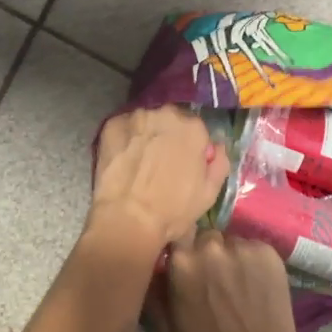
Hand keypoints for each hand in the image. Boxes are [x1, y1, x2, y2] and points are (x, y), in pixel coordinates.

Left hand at [88, 107, 228, 248]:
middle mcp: (165, 113)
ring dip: (146, 135)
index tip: (184, 163)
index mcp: (192, 127)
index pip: (196, 129)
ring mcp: (136, 116)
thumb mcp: (209, 193)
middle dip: (168, 136)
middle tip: (161, 161)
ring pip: (146, 122)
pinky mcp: (112, 123)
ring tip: (140, 161)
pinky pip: (124, 127)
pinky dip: (125, 139)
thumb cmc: (173, 210)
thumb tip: (216, 146)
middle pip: (170, 120)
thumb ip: (219, 163)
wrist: (127, 218)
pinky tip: (123, 159)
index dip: (191, 147)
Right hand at [149, 231, 303, 331]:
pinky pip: (254, 247)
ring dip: (231, 256)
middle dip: (208, 253)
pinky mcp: (268, 252)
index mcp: (181, 260)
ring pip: (231, 242)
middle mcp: (210, 246)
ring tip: (237, 282)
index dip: (185, 247)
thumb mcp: (167, 326)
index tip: (188, 261)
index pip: (179, 232)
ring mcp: (241, 247)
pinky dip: (254, 261)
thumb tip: (152, 264)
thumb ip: (153, 290)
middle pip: (207, 237)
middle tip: (214, 278)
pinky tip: (256, 283)